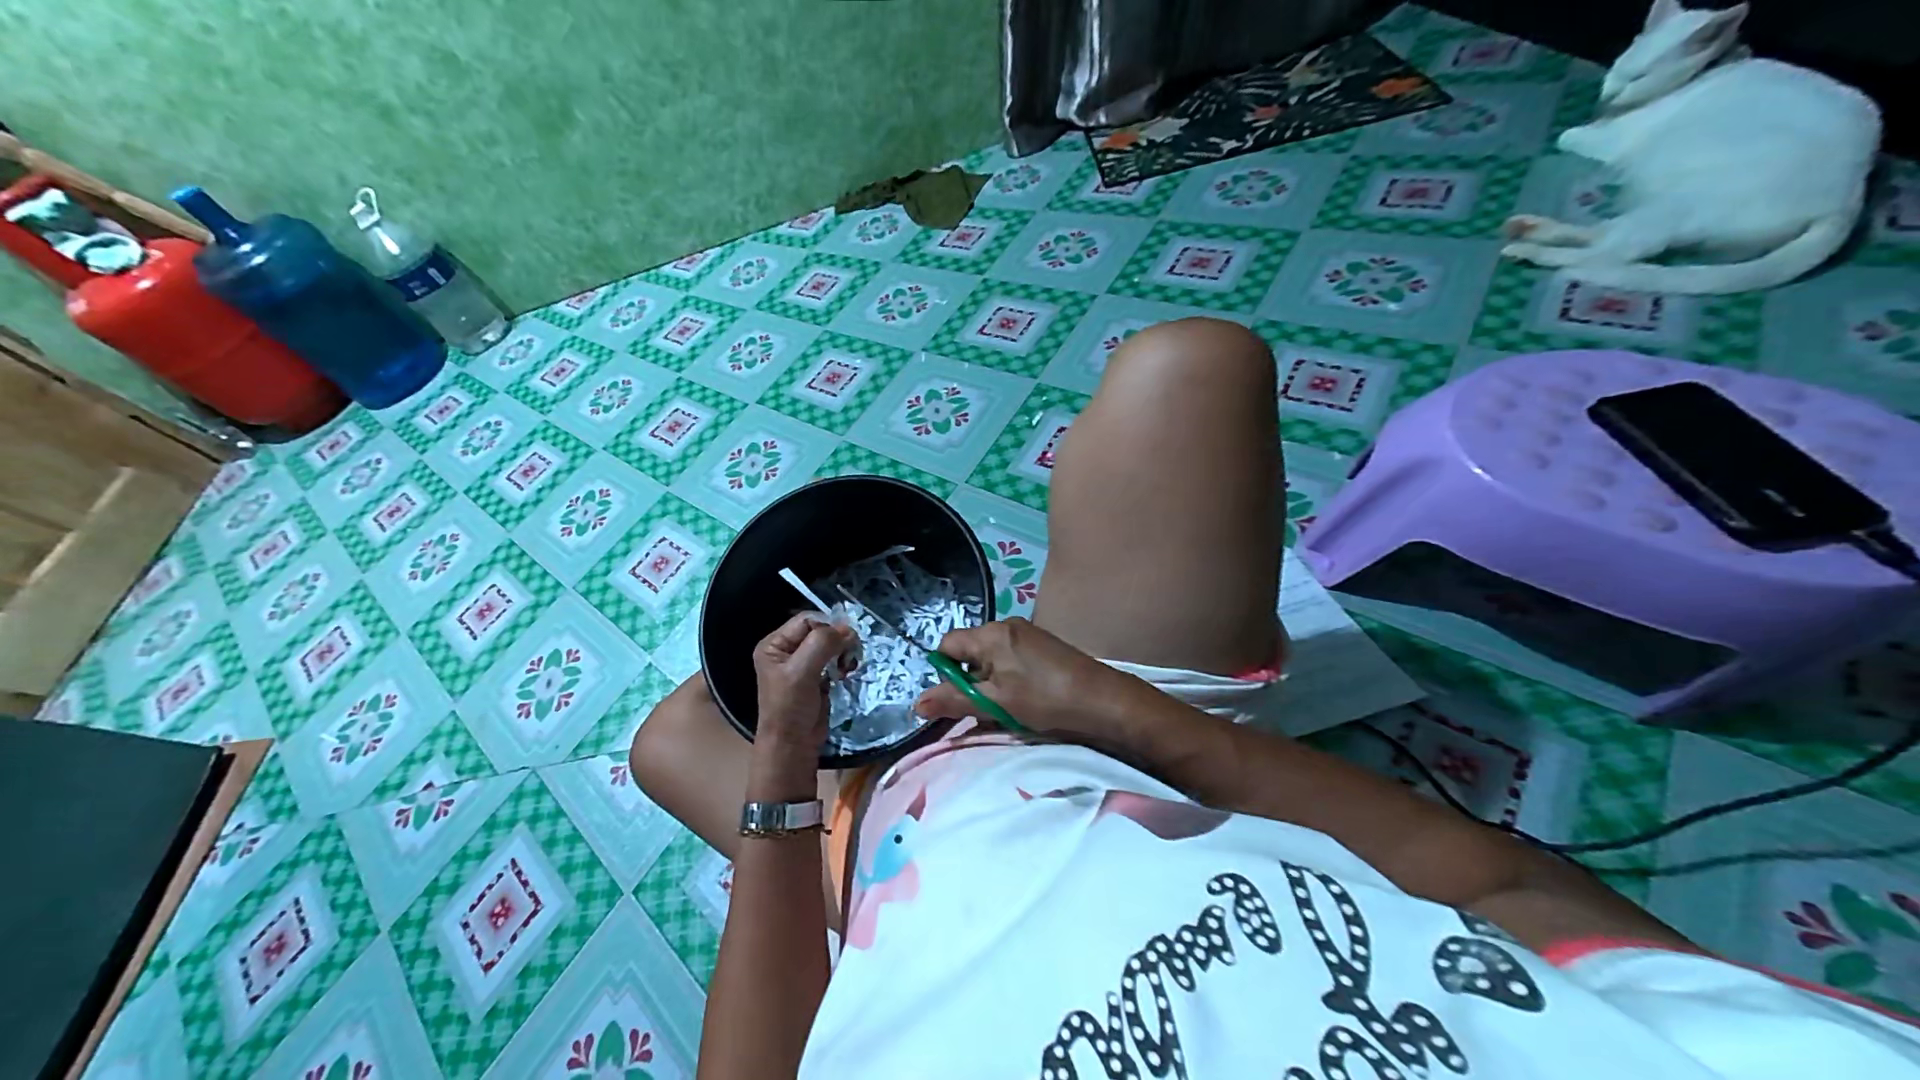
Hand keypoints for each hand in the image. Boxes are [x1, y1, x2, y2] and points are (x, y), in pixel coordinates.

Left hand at [752, 612, 853, 754]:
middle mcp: (787, 651)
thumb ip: (821, 645)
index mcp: (774, 645)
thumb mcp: (801, 672)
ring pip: (830, 645)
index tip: (845, 640)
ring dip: (842, 652)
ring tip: (848, 666)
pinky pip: (834, 660)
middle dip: (837, 640)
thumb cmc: (790, 708)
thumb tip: (848, 630)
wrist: (793, 746)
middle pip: (820, 631)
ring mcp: (802, 664)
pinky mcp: (816, 677)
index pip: (806, 621)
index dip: (827, 627)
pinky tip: (846, 673)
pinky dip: (843, 663)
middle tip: (850, 653)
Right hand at [912, 617, 1173, 743]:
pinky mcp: (1044, 646)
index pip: (948, 645)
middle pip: (969, 651)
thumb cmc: (1046, 700)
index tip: (958, 699)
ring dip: (990, 684)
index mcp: (991, 633)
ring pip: (991, 659)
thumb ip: (955, 701)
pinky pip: (1011, 660)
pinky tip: (1025, 701)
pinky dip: (1009, 680)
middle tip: (984, 708)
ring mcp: (1028, 634)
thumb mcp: (996, 703)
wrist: (1105, 701)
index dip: (945, 673)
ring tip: (1007, 708)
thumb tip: (916, 704)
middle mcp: (1007, 625)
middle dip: (970, 681)